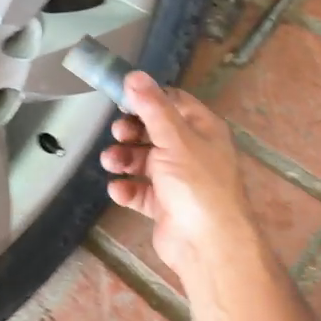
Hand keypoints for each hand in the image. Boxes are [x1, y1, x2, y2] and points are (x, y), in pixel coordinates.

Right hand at [101, 72, 259, 279]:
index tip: (121, 100)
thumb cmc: (196, 184)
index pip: (173, 102)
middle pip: (154, 131)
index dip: (148, 99)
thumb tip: (134, 75)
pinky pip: (141, 191)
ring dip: (124, 159)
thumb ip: (152, 107)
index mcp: (202, 129)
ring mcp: (178, 180)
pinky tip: (119, 190)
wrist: (209, 245)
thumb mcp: (174, 138)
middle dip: (131, 131)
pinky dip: (128, 188)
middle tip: (117, 134)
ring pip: (144, 160)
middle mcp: (192, 151)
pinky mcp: (165, 205)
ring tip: (111, 162)